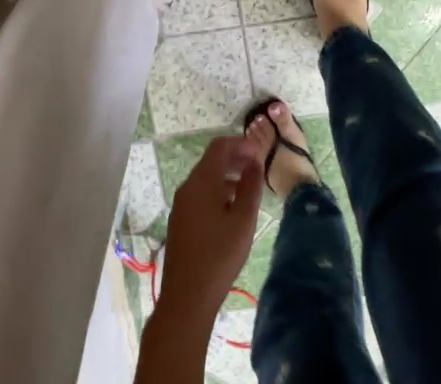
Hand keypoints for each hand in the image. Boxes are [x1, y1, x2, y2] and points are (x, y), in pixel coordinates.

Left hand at [157, 136, 262, 321]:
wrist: (187, 296)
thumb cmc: (219, 256)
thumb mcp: (242, 221)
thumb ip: (250, 188)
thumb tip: (254, 163)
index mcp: (202, 181)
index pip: (219, 147)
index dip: (240, 143)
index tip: (260, 151)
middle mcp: (187, 187)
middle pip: (211, 161)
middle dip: (235, 158)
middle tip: (258, 167)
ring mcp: (181, 205)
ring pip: (205, 179)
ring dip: (227, 177)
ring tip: (249, 189)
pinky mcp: (180, 221)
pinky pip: (200, 195)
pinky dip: (217, 191)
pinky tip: (231, 210)